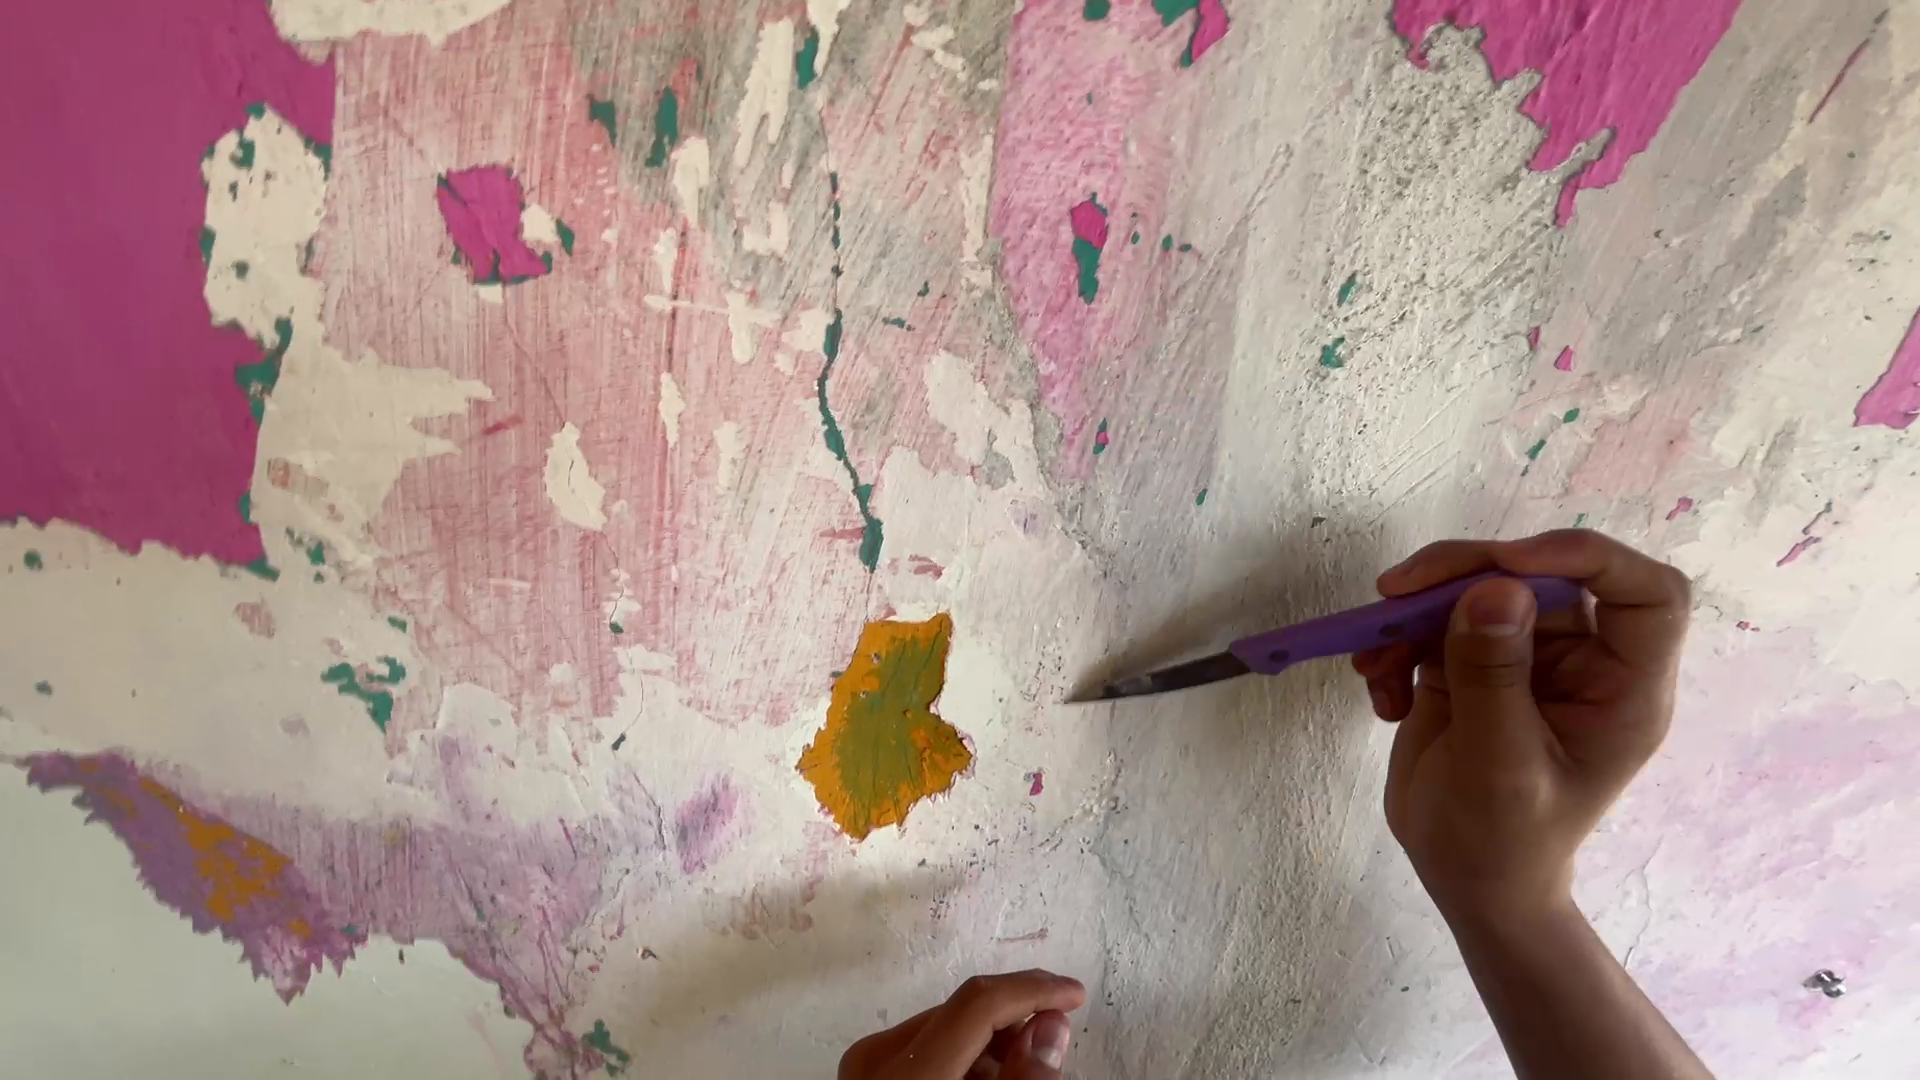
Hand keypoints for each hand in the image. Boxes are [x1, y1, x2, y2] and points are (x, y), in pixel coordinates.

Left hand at [838, 970, 1085, 1079]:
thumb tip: (1052, 1025)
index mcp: (905, 1071)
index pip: (977, 1002)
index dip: (1032, 990)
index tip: (1073, 993)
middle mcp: (875, 1055)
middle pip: (963, 1011)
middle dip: (1016, 1016)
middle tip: (1056, 1034)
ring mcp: (862, 1062)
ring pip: (947, 1028)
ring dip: (991, 1041)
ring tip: (1022, 1067)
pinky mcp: (861, 1071)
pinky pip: (925, 1046)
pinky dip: (962, 1056)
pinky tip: (986, 1077)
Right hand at [1351, 530, 1690, 924]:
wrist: (1460, 872)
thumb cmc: (1501, 837)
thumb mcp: (1498, 763)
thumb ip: (1494, 676)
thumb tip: (1494, 590)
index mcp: (1618, 687)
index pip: (1642, 595)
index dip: (1583, 558)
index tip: (1502, 563)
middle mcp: (1572, 662)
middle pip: (1528, 579)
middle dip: (1456, 577)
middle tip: (1392, 591)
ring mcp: (1514, 661)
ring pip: (1466, 596)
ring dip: (1407, 619)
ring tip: (1373, 665)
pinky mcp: (1461, 666)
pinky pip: (1424, 628)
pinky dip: (1390, 650)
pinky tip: (1381, 696)